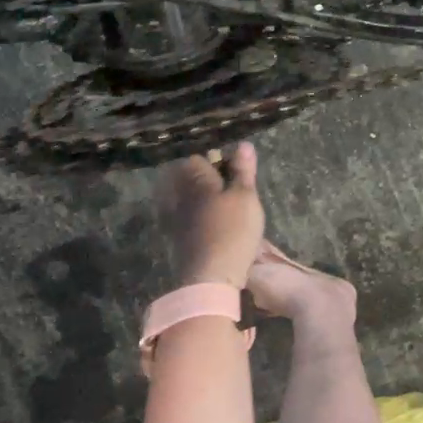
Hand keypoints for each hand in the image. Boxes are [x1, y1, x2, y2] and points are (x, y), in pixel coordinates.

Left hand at [156, 143, 264, 288]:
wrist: (211, 277)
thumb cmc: (233, 230)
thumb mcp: (246, 196)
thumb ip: (243, 170)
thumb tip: (242, 144)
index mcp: (195, 180)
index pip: (198, 158)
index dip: (217, 160)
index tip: (236, 170)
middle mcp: (180, 196)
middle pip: (191, 178)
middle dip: (210, 179)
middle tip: (234, 189)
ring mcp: (177, 219)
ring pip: (190, 199)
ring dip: (207, 199)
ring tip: (229, 207)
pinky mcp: (180, 239)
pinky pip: (190, 218)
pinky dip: (203, 217)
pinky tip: (219, 226)